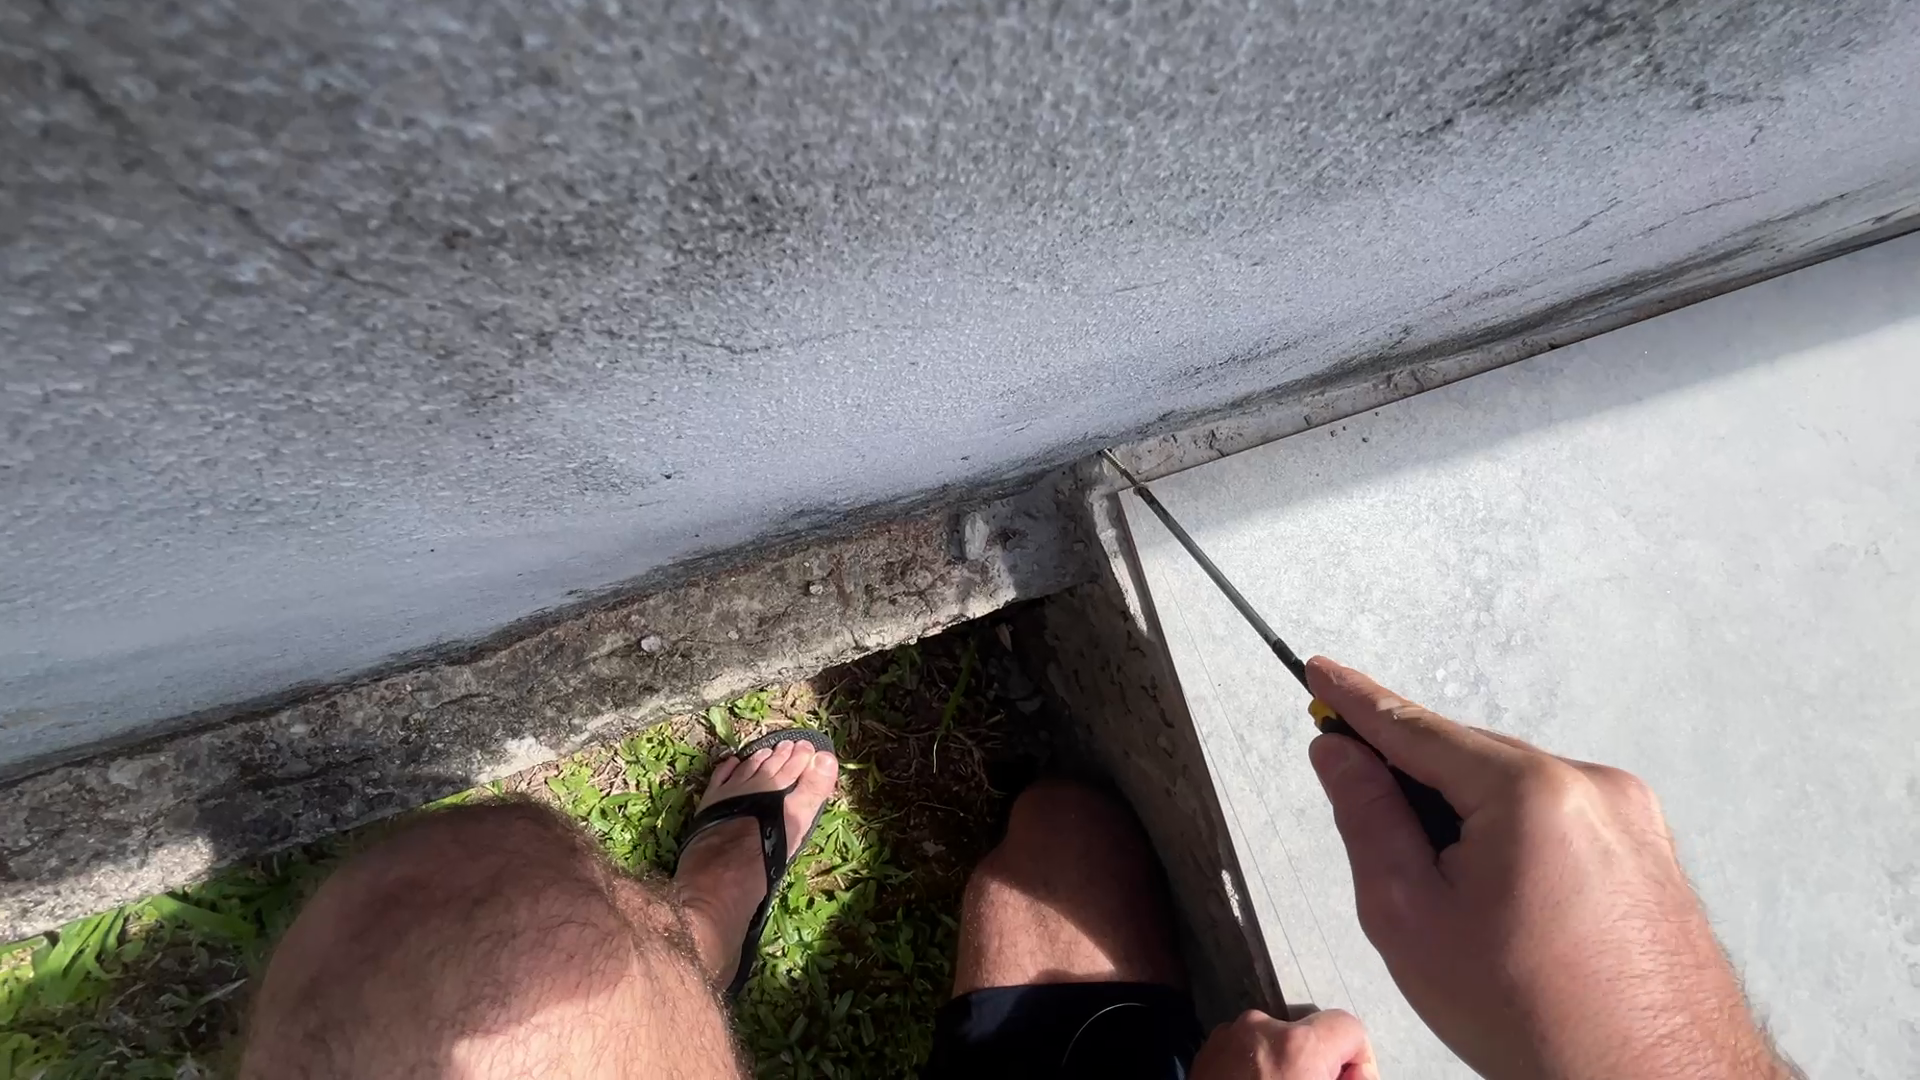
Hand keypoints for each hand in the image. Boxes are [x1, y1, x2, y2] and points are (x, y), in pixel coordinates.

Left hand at [1191, 1008, 1378, 1079]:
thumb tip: (1357, 1074)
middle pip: (1310, 1036)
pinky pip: (1248, 1049)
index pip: (1348, 1026)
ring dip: (1287, 1071)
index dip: (1359, 1063)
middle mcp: (1260, 1025)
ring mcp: (1228, 1033)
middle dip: (1319, 1070)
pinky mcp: (1208, 1047)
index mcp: (1296, 1045)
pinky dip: (1258, 1071)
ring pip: (1277, 1044)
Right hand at [1303, 657, 1795, 1079]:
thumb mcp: (1407, 913)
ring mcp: (1629, 812)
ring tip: (1437, 876)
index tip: (1316, 667)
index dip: (1354, 698)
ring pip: (1500, 780)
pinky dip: (1497, 820)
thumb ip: (1364, 814)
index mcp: (1529, 792)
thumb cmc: (1522, 1013)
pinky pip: (1544, 805)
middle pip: (1459, 753)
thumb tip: (1336, 750)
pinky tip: (1487, 880)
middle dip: (1404, 771)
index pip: (1413, 727)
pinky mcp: (1647, 844)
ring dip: (1452, 803)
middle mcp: (1589, 783)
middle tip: (1365, 814)